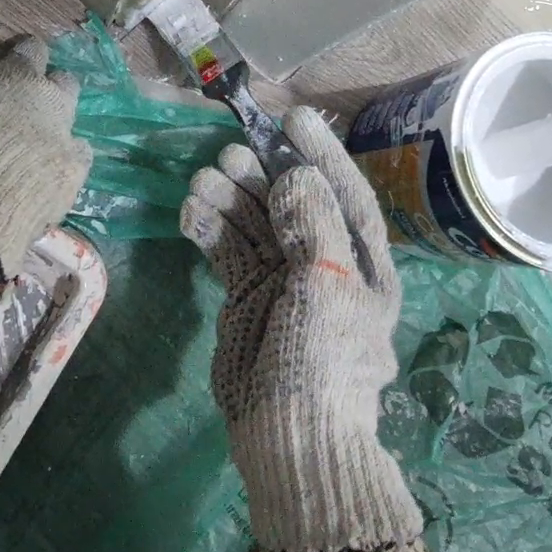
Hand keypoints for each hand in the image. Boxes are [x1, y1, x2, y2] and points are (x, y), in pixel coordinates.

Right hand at [0, 37, 91, 273]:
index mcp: (14, 75)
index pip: (31, 49)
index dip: (18, 56)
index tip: (5, 65)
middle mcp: (49, 104)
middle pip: (63, 84)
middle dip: (47, 91)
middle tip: (20, 109)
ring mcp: (63, 147)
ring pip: (73, 129)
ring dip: (53, 134)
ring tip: (26, 153)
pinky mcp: (68, 188)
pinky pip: (71, 172)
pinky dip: (54, 174)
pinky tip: (33, 185)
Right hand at [182, 106, 421, 551]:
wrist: (290, 435)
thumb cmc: (323, 359)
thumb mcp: (328, 286)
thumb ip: (313, 224)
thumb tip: (295, 175)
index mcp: (360, 263)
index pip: (344, 194)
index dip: (322, 153)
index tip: (295, 116)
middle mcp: (321, 262)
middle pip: (290, 203)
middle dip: (262, 175)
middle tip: (230, 154)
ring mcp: (281, 278)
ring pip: (254, 223)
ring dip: (229, 198)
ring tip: (203, 180)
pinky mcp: (246, 295)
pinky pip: (227, 251)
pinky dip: (209, 229)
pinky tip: (191, 212)